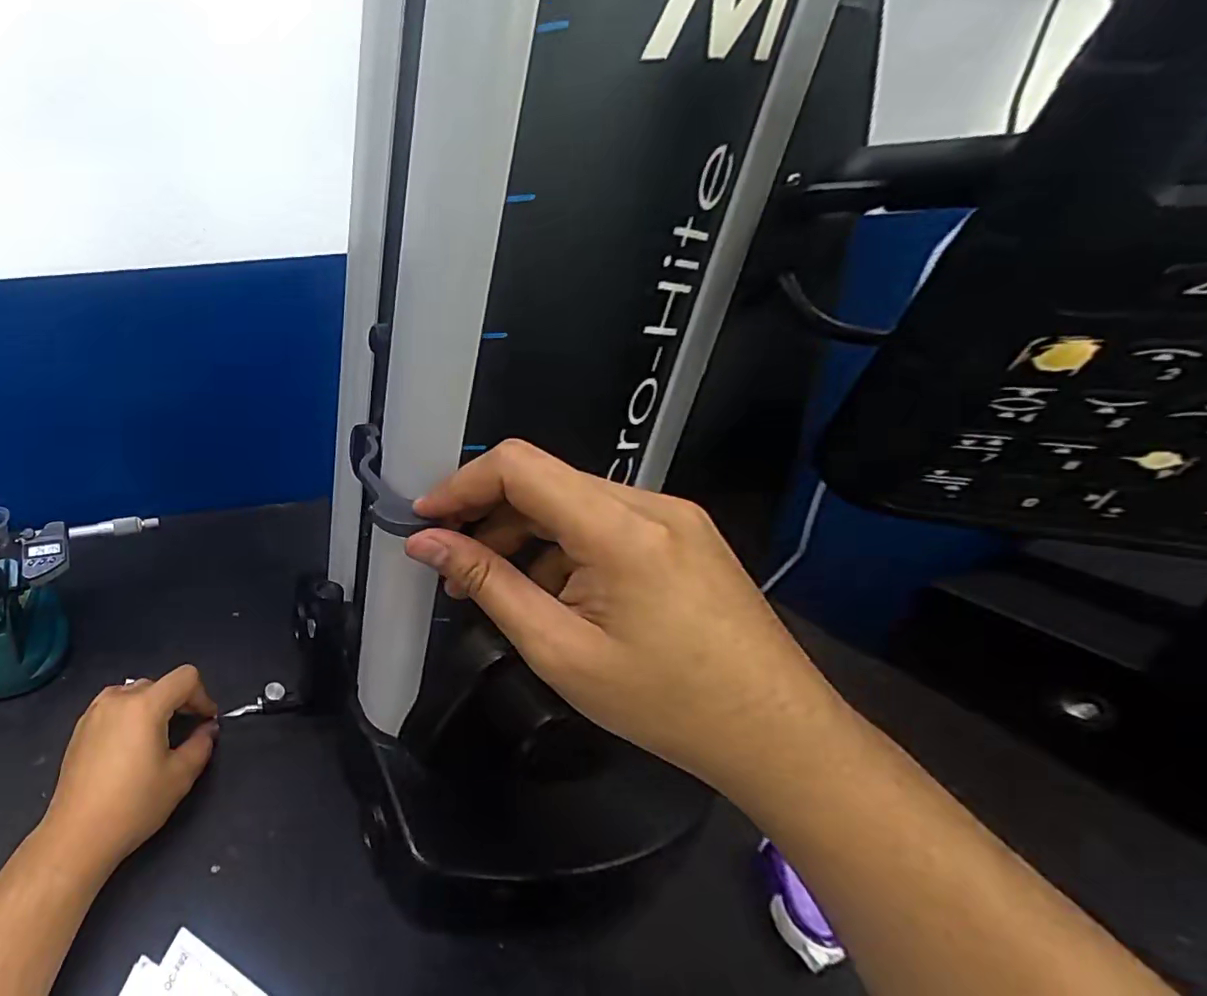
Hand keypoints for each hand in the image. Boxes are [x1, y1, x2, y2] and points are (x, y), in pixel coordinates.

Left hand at [38, 664, 219, 875]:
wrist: (78, 834)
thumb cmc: (133, 805)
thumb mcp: (178, 778)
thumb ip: (200, 745)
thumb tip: (207, 729)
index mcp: (145, 705)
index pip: (185, 677)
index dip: (202, 696)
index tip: (206, 721)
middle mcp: (118, 697)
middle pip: (159, 684)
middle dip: (178, 703)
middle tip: (186, 733)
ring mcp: (95, 710)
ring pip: (135, 693)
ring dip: (152, 707)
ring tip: (156, 740)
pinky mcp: (80, 725)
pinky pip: (114, 707)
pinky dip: (129, 716)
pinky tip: (127, 750)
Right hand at [403, 440, 851, 793]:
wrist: (783, 739)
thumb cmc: (666, 704)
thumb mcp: (558, 648)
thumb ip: (487, 584)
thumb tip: (425, 543)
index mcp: (620, 529)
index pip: (518, 466)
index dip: (460, 485)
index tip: (423, 521)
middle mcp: (649, 504)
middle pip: (541, 480)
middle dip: (484, 516)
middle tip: (450, 567)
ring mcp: (672, 517)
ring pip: (567, 500)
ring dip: (518, 533)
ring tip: (491, 586)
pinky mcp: (681, 535)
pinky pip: (599, 521)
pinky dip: (557, 546)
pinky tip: (547, 592)